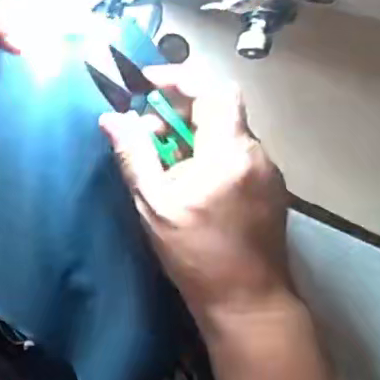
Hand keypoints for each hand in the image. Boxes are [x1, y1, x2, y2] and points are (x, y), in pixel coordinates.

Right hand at [98, 63, 294, 327]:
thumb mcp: (153, 201)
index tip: (146, 84)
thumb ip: (133, 154)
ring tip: (158, 164)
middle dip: (175, 114)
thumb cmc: (196, 251)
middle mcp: (256, 155)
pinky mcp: (267, 190)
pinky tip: (184, 183)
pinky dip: (205, 155)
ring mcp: (267, 173)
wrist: (247, 300)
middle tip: (141, 135)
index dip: (178, 79)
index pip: (213, 92)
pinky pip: (233, 155)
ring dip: (188, 136)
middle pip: (217, 111)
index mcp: (229, 152)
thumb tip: (111, 118)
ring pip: (224, 134)